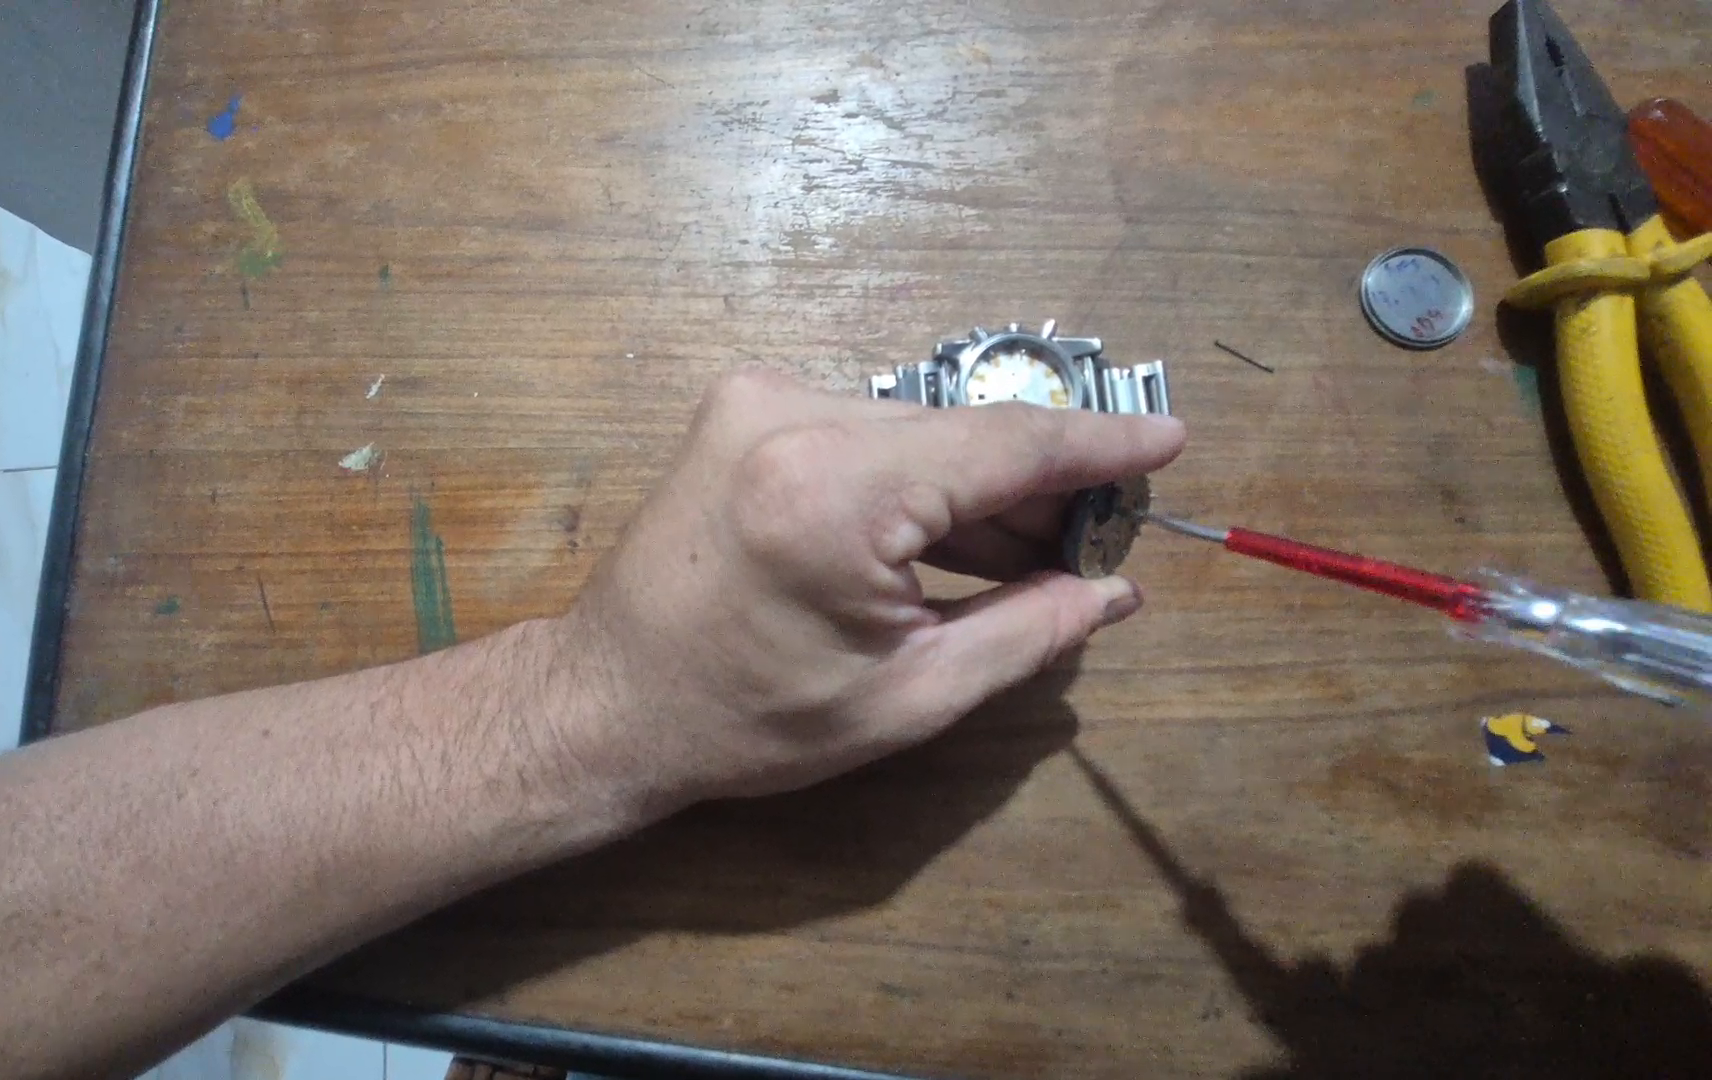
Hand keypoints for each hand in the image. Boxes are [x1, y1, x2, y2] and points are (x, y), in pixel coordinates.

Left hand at [558, 368, 1185, 812]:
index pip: (1004, 444)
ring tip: (1029, 554)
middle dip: (1034, 487)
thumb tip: (1112, 590)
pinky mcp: (739, 409)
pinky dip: (912, 479)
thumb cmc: (748, 720)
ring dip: (973, 488)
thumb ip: (1025, 632)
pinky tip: (950, 536)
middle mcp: (791, 413)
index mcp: (834, 490)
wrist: (612, 700)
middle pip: (958, 434)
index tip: (1168, 439)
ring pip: (912, 431)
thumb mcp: (905, 696)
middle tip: (1091, 539)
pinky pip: (863, 432)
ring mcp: (755, 399)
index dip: (1097, 444)